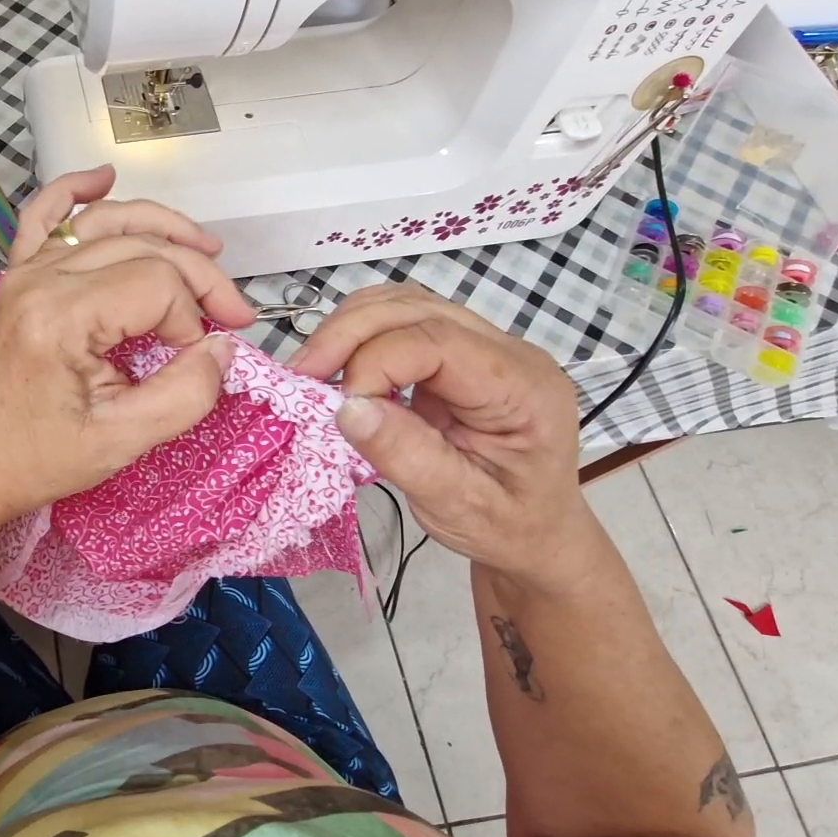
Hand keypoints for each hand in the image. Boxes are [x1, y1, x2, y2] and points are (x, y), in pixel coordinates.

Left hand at [0, 168, 256, 554]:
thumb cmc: (37, 461)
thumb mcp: (122, 443)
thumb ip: (185, 394)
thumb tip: (222, 348)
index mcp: (59, 318)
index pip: (156, 284)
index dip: (194, 318)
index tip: (199, 359)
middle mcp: (39, 281)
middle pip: (141, 247)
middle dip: (199, 276)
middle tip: (233, 314)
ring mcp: (23, 274)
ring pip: (105, 223)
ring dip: (161, 227)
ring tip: (209, 248)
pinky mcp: (16, 279)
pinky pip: (42, 218)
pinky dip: (74, 192)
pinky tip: (103, 178)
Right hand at [291, 283, 598, 587]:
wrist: (536, 533)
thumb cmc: (504, 526)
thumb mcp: (457, 506)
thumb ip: (406, 455)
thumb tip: (347, 408)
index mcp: (522, 389)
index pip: (435, 342)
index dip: (374, 363)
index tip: (342, 409)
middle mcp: (507, 351)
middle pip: (414, 308)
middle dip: (347, 334)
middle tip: (301, 375)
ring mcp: (481, 345)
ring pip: (402, 303)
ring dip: (348, 328)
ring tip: (313, 369)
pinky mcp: (455, 351)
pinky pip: (400, 319)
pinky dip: (359, 334)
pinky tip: (338, 366)